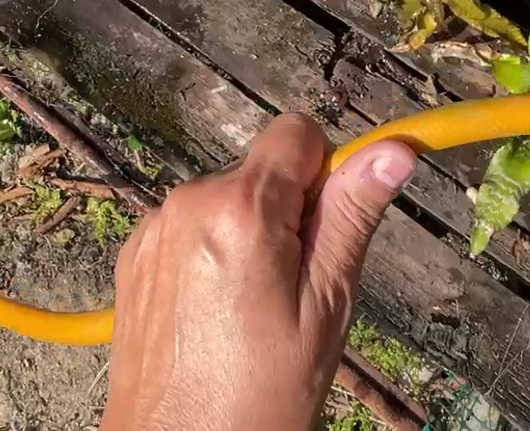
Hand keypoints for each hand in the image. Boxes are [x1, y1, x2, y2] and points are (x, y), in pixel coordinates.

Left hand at [99, 115, 417, 430]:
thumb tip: (394, 150)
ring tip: (252, 304)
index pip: (296, 131)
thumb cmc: (262, 398)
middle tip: (293, 283)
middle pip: (261, 168)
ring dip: (248, 228)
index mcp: (241, 209)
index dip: (324, 170)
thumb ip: (353, 216)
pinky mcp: (135, 250)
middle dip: (287, 207)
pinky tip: (214, 307)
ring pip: (227, 194)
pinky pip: (190, 221)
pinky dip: (210, 246)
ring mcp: (155, 224)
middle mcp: (189, 199)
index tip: (328, 223)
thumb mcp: (325, 307)